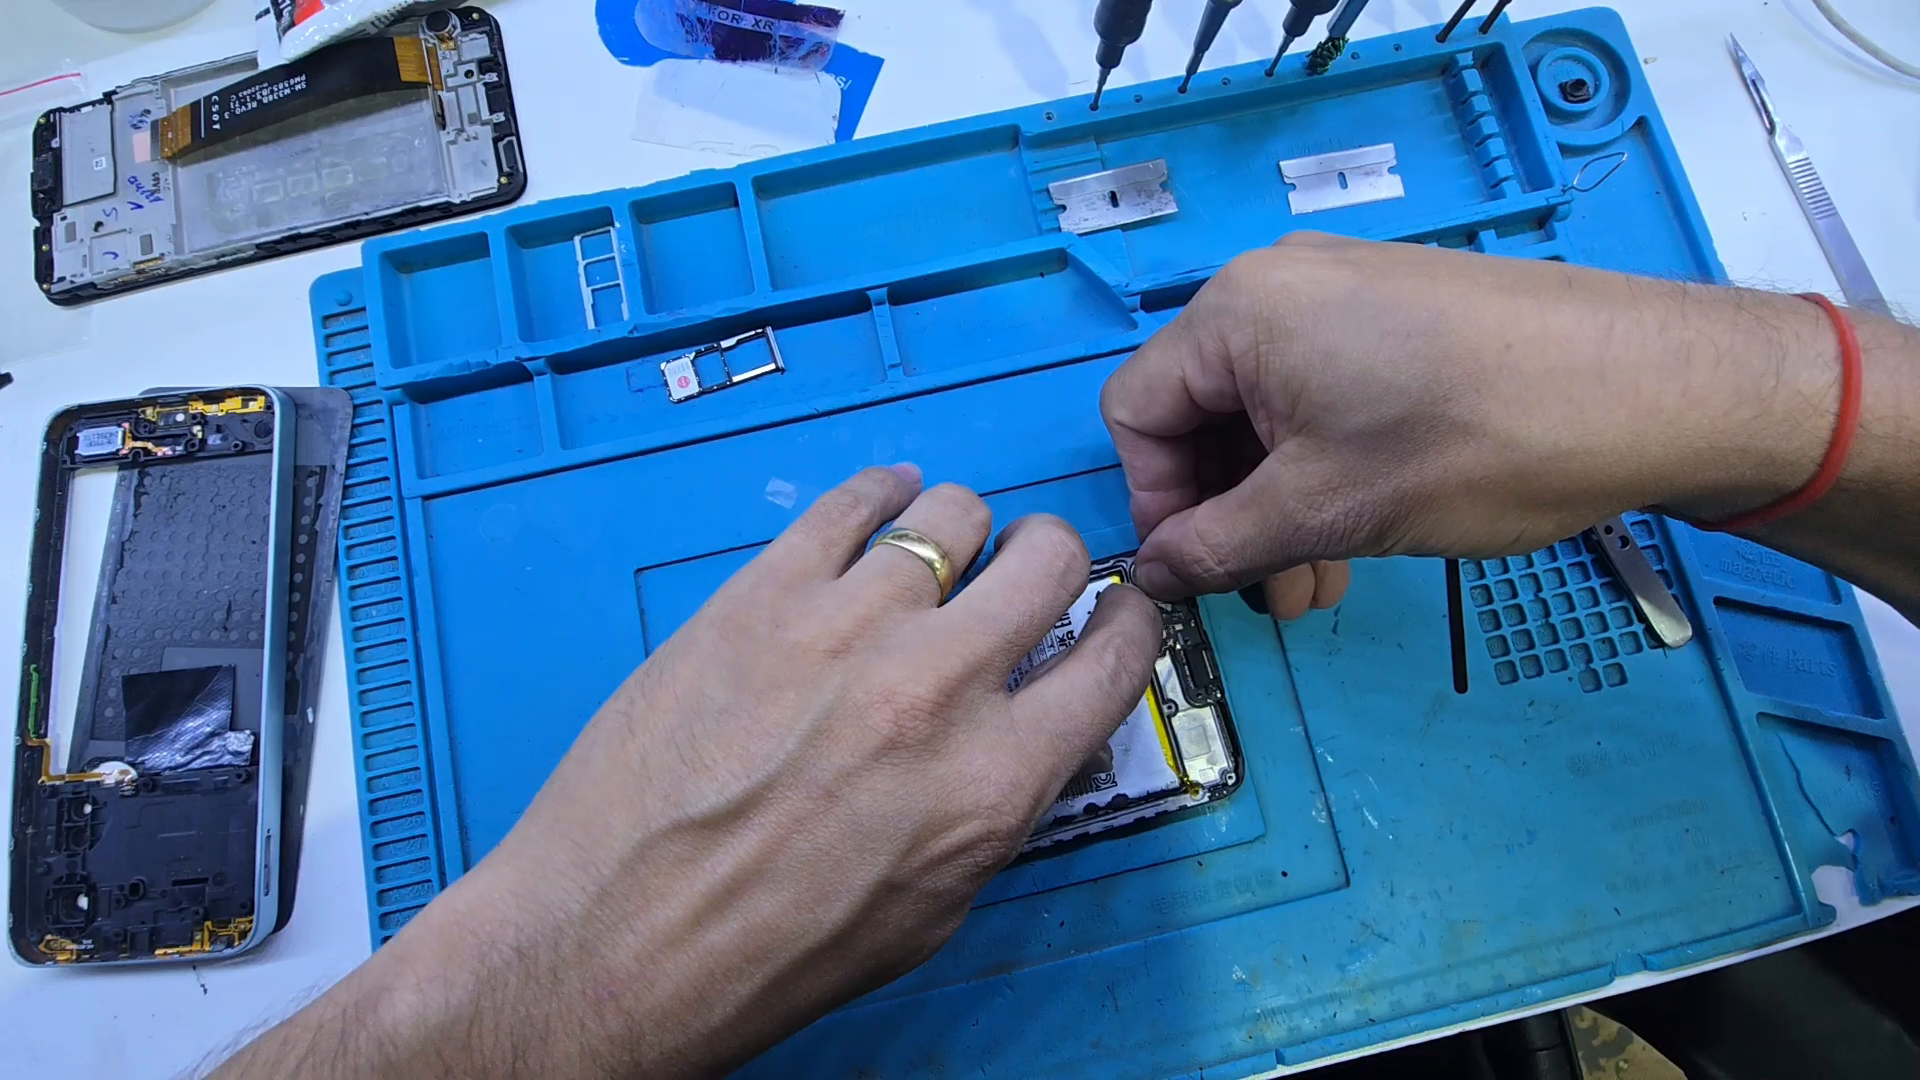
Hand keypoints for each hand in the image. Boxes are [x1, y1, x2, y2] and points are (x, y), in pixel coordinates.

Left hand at [217, 467, 1161, 1078]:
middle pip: (1050, 554)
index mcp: (998, 777)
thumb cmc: (783, 945)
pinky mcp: (766, 589)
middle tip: (1017, 573)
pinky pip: (853, 500)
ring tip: (930, 554)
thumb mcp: (939, 901)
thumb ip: (1004, 794)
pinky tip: (879, 505)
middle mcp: (941, 683)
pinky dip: (881, 493)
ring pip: (953, 510)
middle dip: (1049, 556)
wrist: (617, 937)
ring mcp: (850, 622)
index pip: (1118, 658)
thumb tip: (1033, 713)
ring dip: (959, 529)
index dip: (1128, 622)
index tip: (1110, 612)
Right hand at [1100, 232, 1842, 600]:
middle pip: (1195, 422)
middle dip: (1222, 516)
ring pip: (1254, 425)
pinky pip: (1306, 405)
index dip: (1154, 498)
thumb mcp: (1321, 510)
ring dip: (1269, 510)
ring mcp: (1330, 301)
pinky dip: (1309, 474)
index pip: (1136, 414)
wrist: (1676, 391)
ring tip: (1313, 581)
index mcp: (1234, 314)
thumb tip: (1150, 577)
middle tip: (1264, 588)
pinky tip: (1344, 536)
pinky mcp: (1379, 321)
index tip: (1194, 564)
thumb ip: (1212, 547)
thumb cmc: (1476, 443)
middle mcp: (1270, 292)